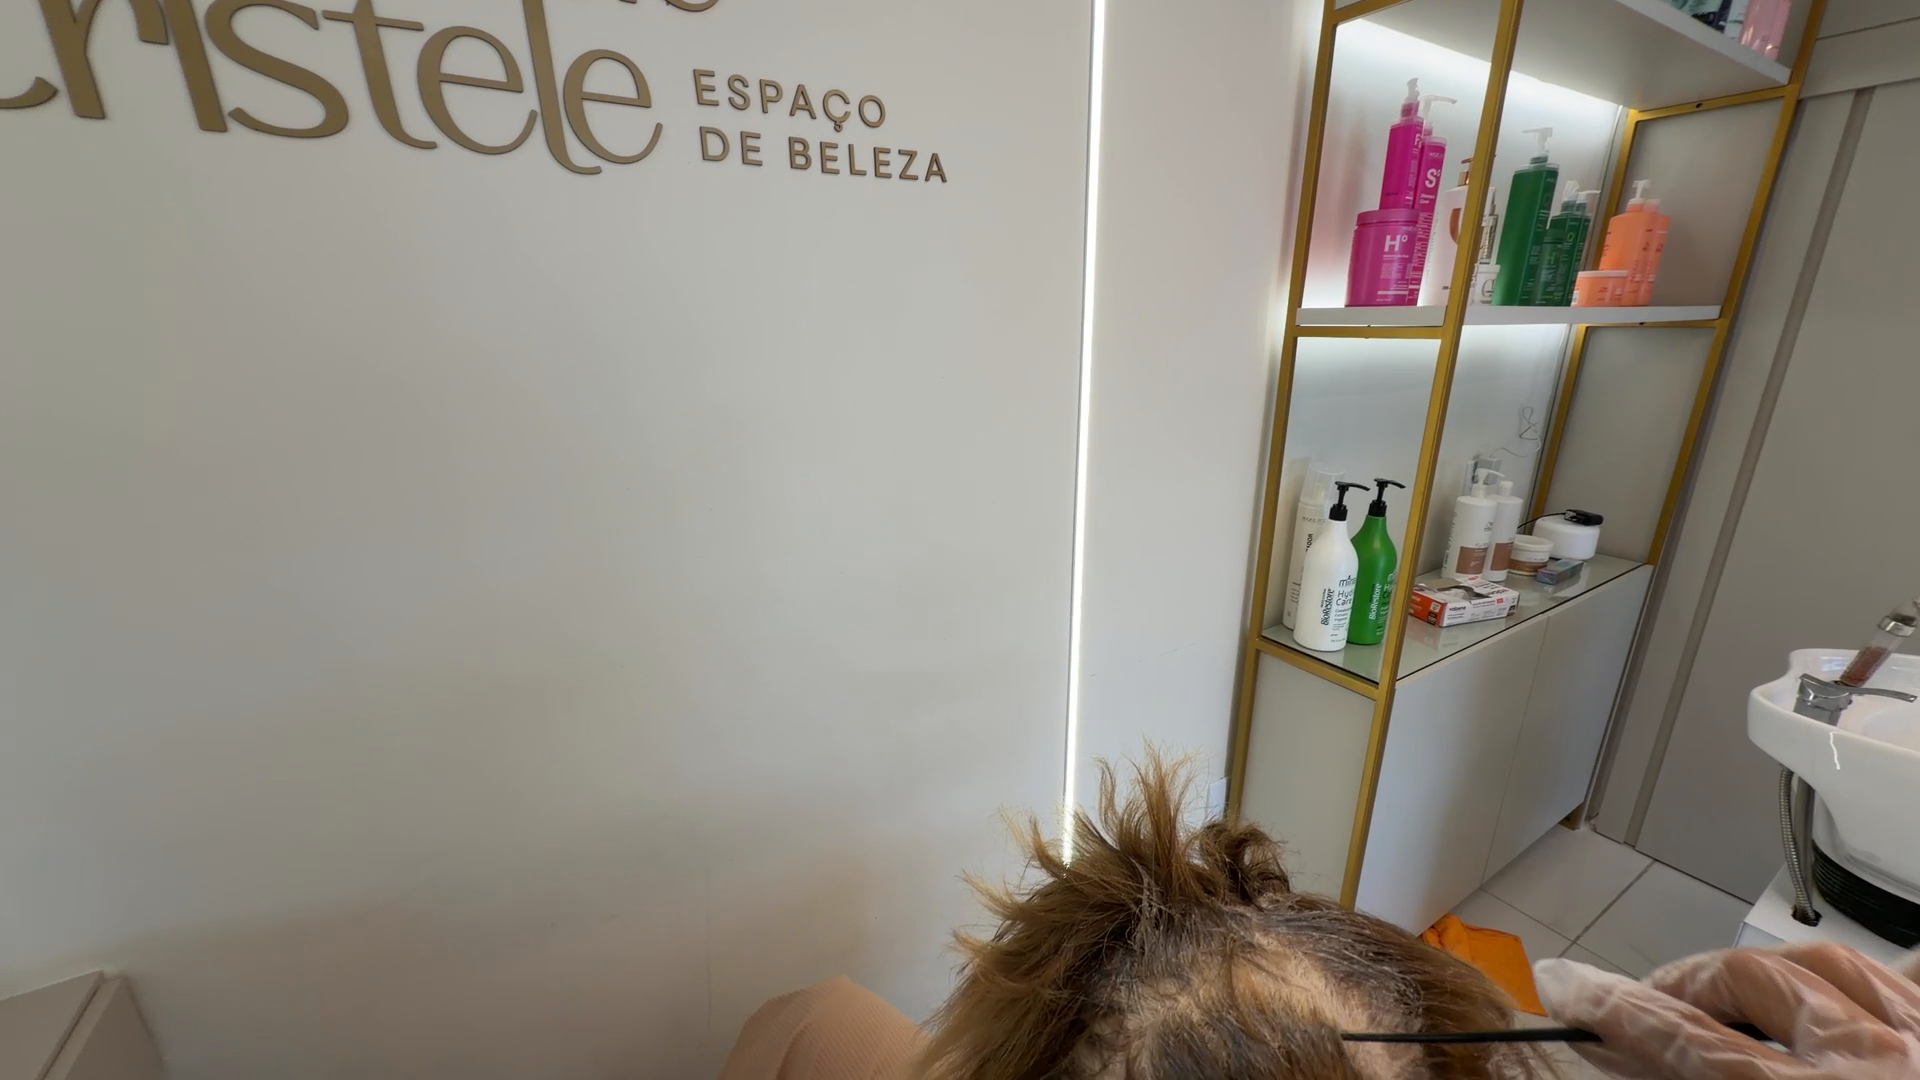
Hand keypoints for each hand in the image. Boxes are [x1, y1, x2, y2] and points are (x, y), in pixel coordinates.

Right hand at [1534, 943, 1919, 1077]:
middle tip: (1648, 1006)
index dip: (1604, 1003)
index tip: (1563, 987)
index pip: (1675, 1032)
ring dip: (1772, 975)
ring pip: (1839, 964)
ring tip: (1741, 997)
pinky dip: (1893, 987)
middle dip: (1682, 984)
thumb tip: (1623, 1060)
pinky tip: (1866, 1001)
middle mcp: (1887, 1072)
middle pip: (1748, 976)